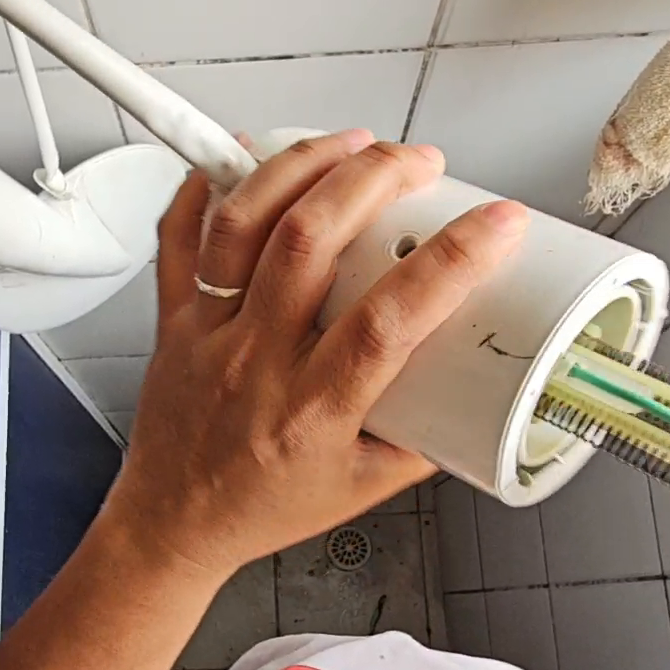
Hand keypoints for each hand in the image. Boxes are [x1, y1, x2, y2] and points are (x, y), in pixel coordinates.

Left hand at [99, 130, 529, 579]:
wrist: (173, 526)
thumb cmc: (258, 509)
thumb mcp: (360, 489)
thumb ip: (425, 442)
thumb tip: (474, 392)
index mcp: (313, 411)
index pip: (390, 320)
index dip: (452, 260)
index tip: (497, 224)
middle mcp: (256, 363)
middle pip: (310, 243)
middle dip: (372, 179)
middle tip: (415, 162)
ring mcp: (207, 335)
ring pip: (243, 226)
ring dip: (297, 166)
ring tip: (346, 143)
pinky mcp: (173, 323)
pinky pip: (177, 240)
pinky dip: (203, 188)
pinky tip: (240, 158)